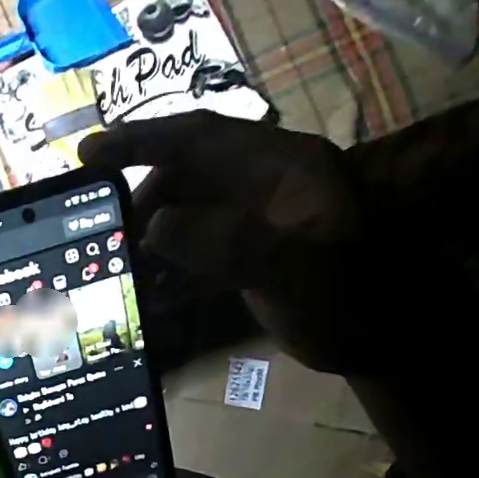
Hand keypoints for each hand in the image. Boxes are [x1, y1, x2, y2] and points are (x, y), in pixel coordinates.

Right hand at [80, 112, 401, 376]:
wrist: (390, 340)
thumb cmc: (354, 299)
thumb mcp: (295, 269)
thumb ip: (229, 242)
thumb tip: (155, 225)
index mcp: (280, 167)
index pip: (200, 137)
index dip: (141, 139)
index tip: (88, 154)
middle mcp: (264, 185)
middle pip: (186, 174)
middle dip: (142, 200)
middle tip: (105, 233)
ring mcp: (256, 221)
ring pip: (187, 214)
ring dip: (152, 237)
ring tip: (122, 266)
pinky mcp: (250, 257)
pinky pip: (196, 250)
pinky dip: (169, 267)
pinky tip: (150, 291)